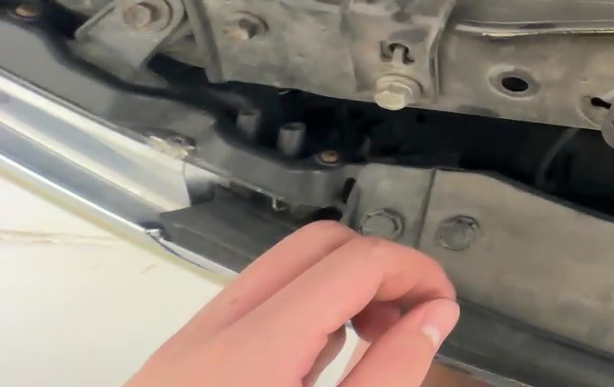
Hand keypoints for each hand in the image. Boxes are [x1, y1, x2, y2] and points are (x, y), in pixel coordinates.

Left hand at [128, 221, 459, 386]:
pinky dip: (304, 308)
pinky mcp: (167, 373)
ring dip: (343, 284)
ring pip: (283, 270)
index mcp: (248, 352)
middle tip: (408, 312)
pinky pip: (252, 306)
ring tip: (371, 336)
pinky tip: (318, 360)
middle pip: (318, 244)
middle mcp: (205, 336)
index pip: (360, 261)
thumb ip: (393, 371)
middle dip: (380, 265)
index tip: (441, 310)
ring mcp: (178, 353)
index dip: (417, 272)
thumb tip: (437, 314)